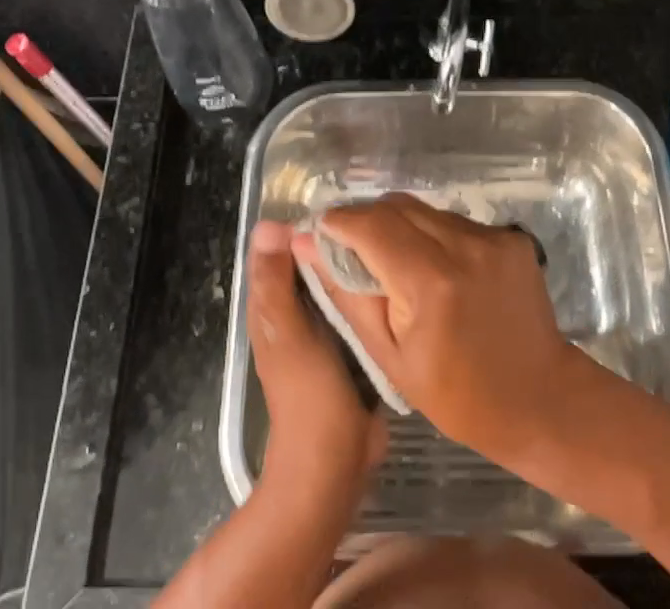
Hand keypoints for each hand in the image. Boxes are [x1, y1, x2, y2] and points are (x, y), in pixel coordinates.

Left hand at [246, 221, 387, 503]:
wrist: (333, 461)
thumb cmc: (308, 395)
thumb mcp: (288, 333)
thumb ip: (276, 283)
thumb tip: (268, 224)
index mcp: (273, 311)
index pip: (284, 255)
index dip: (306, 228)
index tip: (347, 206)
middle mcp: (298, 317)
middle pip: (316, 270)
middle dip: (341, 247)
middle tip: (383, 221)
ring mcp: (328, 336)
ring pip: (341, 291)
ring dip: (360, 271)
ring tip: (398, 243)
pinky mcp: (355, 352)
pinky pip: (362, 314)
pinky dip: (374, 298)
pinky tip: (401, 283)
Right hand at [298, 195, 585, 463]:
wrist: (539, 399)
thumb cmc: (456, 394)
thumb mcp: (388, 355)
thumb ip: (347, 294)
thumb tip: (306, 244)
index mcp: (430, 281)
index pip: (369, 224)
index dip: (338, 224)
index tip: (320, 237)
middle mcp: (465, 246)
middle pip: (397, 206)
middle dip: (367, 222)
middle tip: (354, 255)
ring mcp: (494, 239)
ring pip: (427, 211)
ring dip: (402, 228)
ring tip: (399, 269)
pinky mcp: (513, 239)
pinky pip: (457, 223)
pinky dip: (436, 237)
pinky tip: (438, 273)